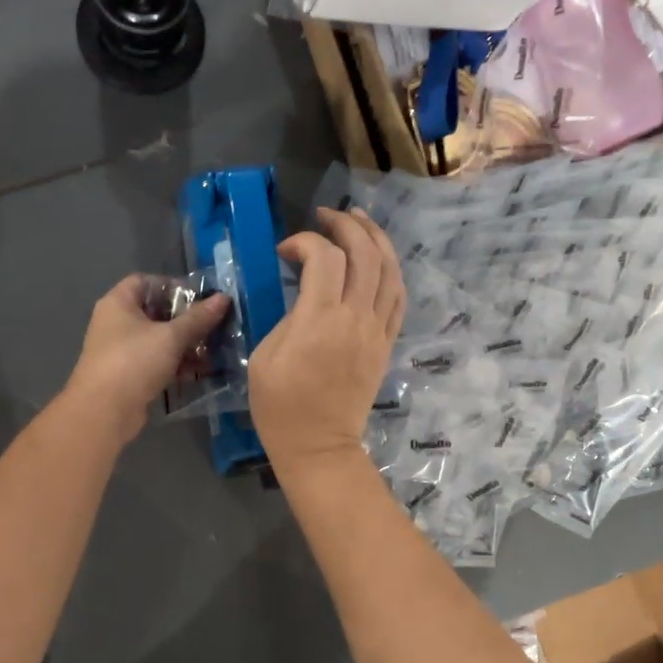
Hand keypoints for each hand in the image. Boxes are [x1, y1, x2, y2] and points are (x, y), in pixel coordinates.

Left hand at [61, 275, 230, 444]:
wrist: (104, 411)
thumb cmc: (134, 362)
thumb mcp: (171, 337)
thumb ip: (198, 318)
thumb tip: (223, 298)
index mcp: (119, 303)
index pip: (145, 281)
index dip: (172, 285)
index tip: (200, 298)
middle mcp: (116, 323)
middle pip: (154, 312)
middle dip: (185, 319)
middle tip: (213, 326)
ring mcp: (121, 351)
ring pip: (157, 340)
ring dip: (184, 345)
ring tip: (213, 351)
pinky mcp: (128, 375)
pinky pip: (155, 362)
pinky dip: (175, 364)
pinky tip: (199, 372)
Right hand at [249, 207, 403, 476]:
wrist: (318, 446)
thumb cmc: (279, 407)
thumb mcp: (264, 357)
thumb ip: (287, 318)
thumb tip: (305, 298)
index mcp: (319, 320)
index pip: (323, 257)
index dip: (304, 242)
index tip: (284, 252)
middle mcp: (355, 318)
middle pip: (364, 253)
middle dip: (346, 225)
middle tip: (326, 216)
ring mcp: (376, 331)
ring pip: (389, 270)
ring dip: (375, 238)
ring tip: (359, 221)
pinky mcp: (385, 344)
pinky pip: (397, 298)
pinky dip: (390, 271)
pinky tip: (379, 260)